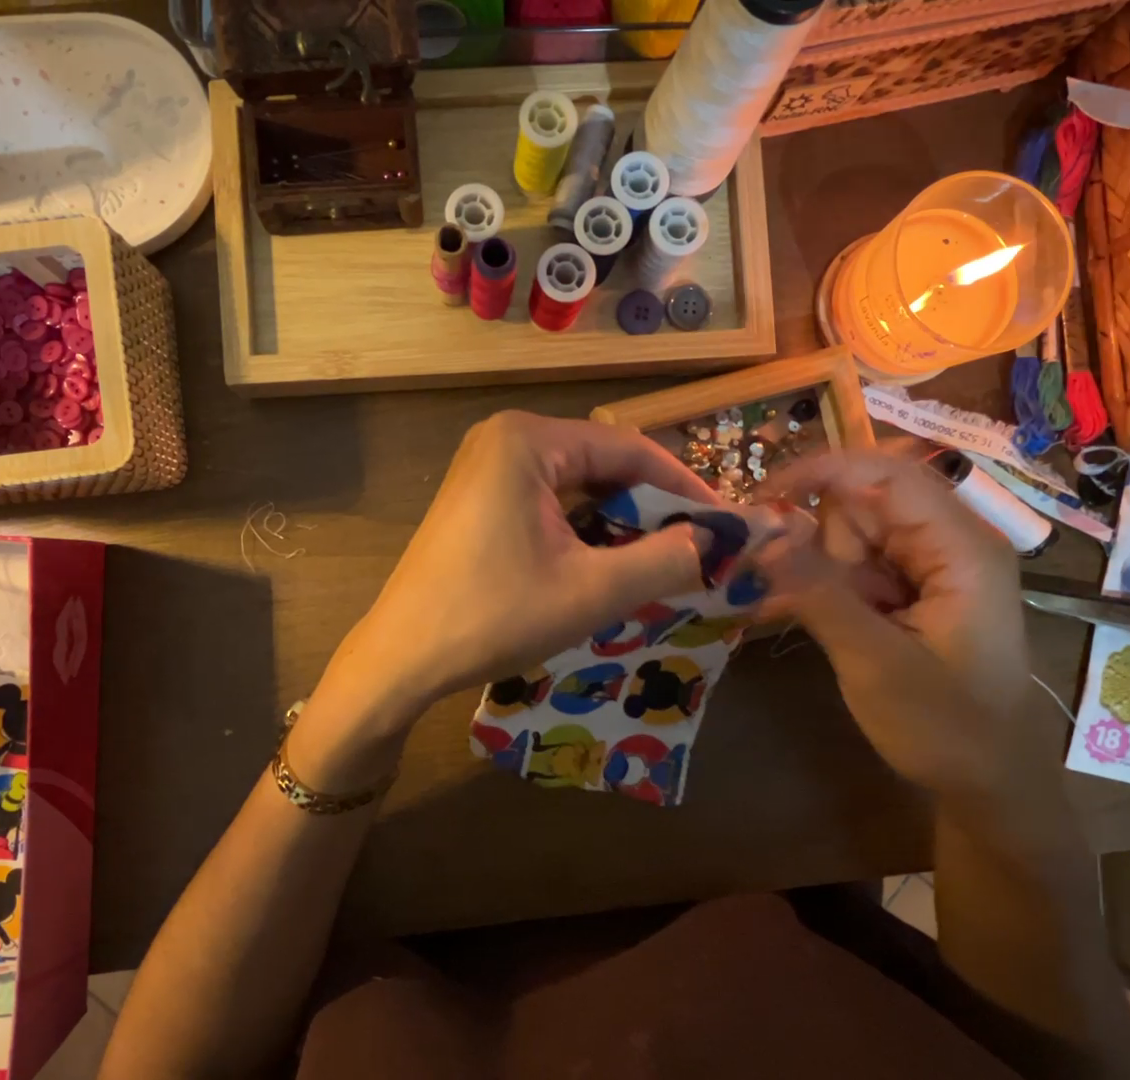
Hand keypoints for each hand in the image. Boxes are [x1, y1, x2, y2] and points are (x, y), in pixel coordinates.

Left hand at [318, 412, 719, 735]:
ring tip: (662, 556)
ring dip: (620, 517)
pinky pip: (546, 498)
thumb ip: (666, 559)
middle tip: (698, 545)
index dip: (685, 486)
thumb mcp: (592, 592)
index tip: (727, 525)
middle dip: (653, 503)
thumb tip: (718, 541)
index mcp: (528, 440)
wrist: (402, 656)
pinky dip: (583, 525)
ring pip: (575, 482)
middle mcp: (504, 437)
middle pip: (602, 461)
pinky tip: (607, 559)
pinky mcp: (476, 496)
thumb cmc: (494, 617)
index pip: (630, 449)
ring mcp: (484, 466)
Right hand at [751, 450, 1043, 805]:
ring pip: (850, 534)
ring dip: (816, 568)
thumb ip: (817, 592)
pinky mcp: (914, 590)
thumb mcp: (872, 661)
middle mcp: (950, 543)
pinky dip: (823, 585)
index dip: (819, 472)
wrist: (989, 786)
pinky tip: (796, 613)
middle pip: (862, 503)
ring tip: (799, 615)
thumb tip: (761, 535)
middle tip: (797, 594)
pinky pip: (855, 565)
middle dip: (819, 540)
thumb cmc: (944, 727)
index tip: (759, 500)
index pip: (885, 474)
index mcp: (960, 548)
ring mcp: (932, 566)